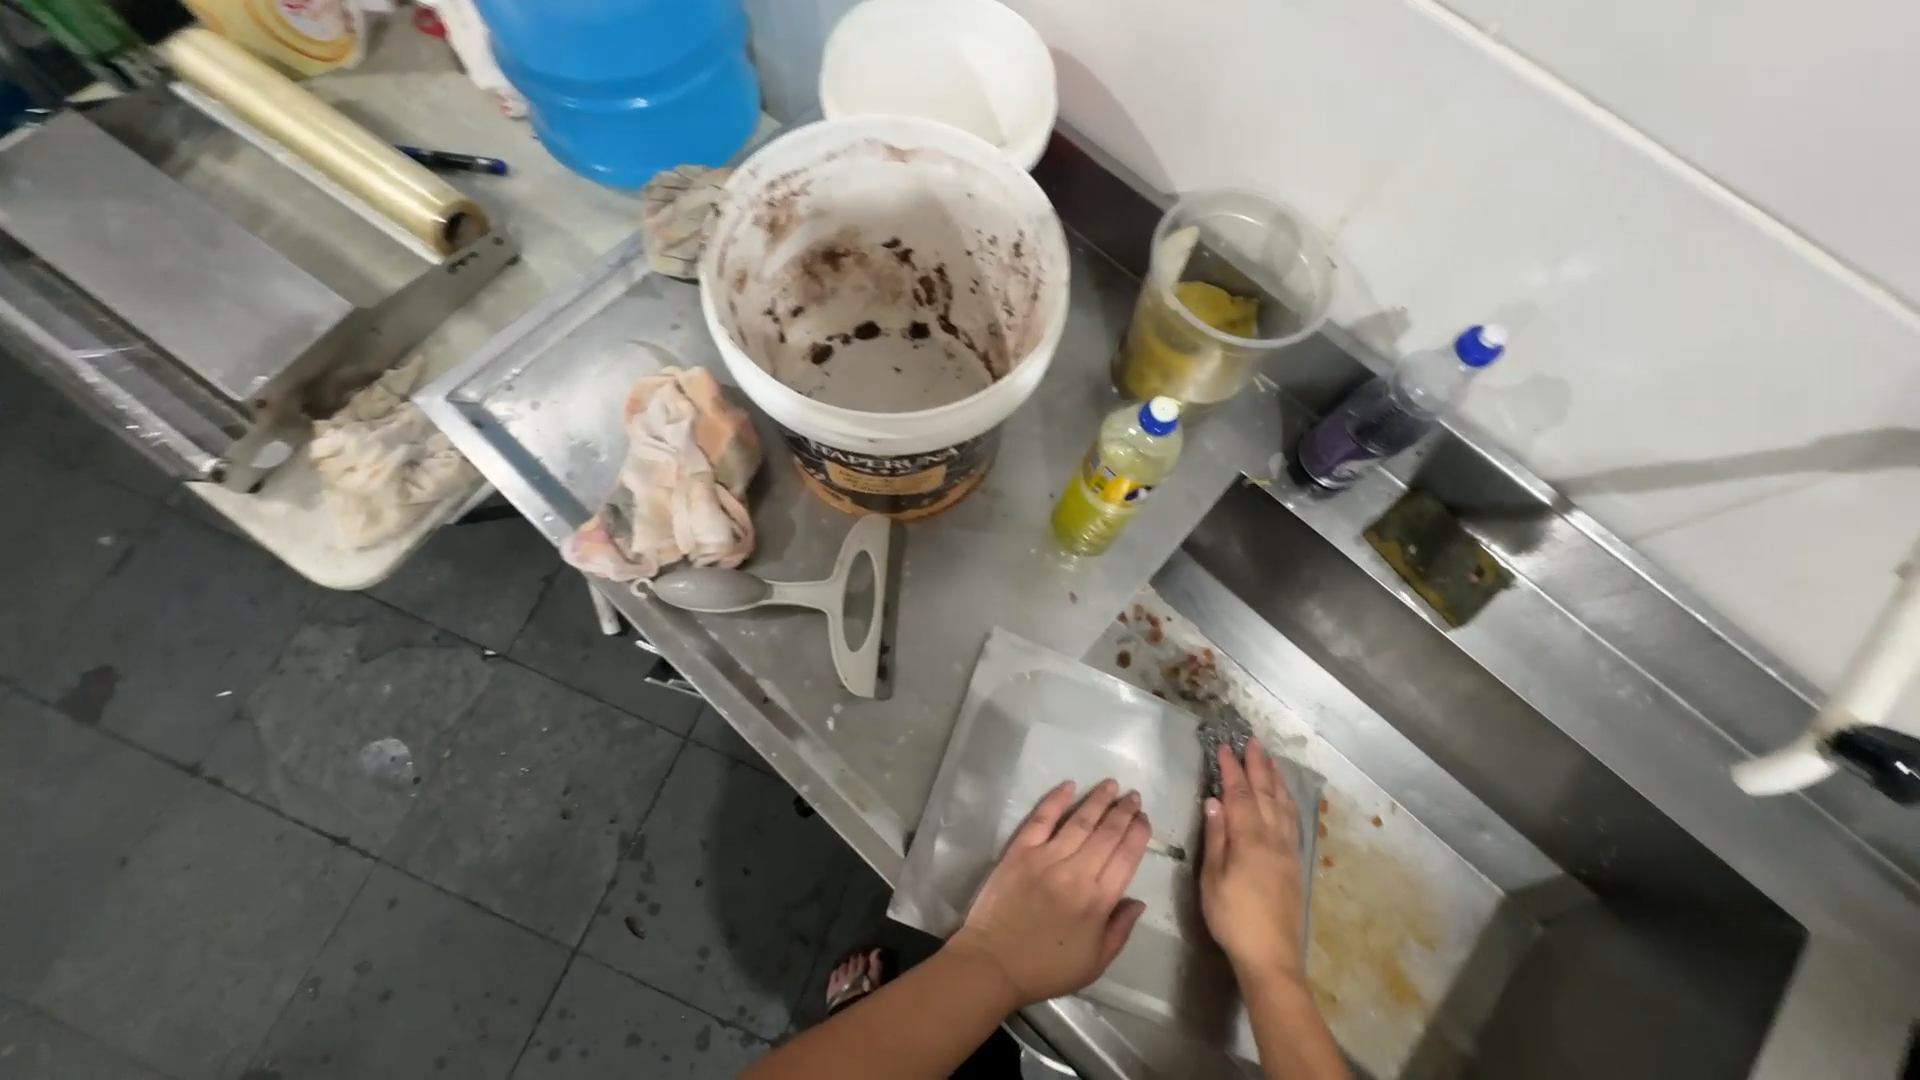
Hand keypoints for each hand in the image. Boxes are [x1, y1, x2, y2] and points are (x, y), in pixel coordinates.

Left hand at [948, 779, 1151, 1006]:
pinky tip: (1070, 785)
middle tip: (1134, 796)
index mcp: (1098, 901)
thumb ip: (1120, 929)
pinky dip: (1056, 799)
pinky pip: (1041, 819)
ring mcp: (1046, 858)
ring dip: (1098, 800)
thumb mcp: (1095, 962)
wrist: (993, 963)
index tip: (1144, 818)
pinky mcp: (1019, 851)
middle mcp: (1076, 873)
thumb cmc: (1046, 968)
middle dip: (1123, 811)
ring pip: (1079, 821)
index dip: (1138, 833)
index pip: (1126, 856)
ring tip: (1112, 784)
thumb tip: (1138, 901)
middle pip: (1107, 833)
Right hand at [1200, 738, 1306, 982]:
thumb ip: (1216, 838)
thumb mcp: (1212, 879)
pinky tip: (1283, 797)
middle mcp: (1272, 839)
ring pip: (1283, 805)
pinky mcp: (1295, 864)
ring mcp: (1287, 851)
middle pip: (1265, 794)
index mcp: (1249, 840)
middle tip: (1251, 741)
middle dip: (1257, 766)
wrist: (1271, 957)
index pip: (1239, 795)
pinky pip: (1292, 821)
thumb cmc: (1232, 918)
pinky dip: (1286, 801)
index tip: (1223, 746)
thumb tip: (1214, 801)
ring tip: (1269, 759)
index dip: (1231, 769)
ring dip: (1275, 779)